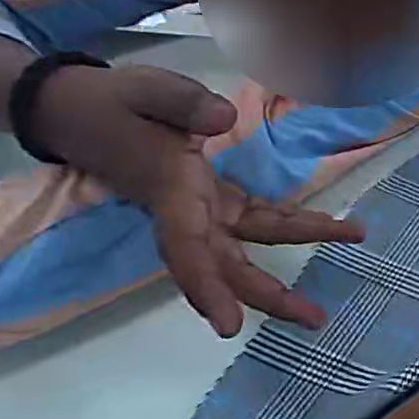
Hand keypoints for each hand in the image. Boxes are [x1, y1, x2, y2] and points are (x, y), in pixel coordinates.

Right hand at [34, 63, 364, 335]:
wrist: (80, 113)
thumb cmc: (112, 105)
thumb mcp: (144, 90)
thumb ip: (183, 104)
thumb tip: (223, 118)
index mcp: (169, 193)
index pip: (186, 249)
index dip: (206, 288)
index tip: (229, 327)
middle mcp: (186, 213)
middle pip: (230, 266)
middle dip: (272, 295)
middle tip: (317, 319)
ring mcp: (199, 209)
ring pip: (245, 248)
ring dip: (290, 259)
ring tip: (338, 264)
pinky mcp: (208, 198)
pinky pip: (250, 220)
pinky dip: (285, 223)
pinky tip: (317, 225)